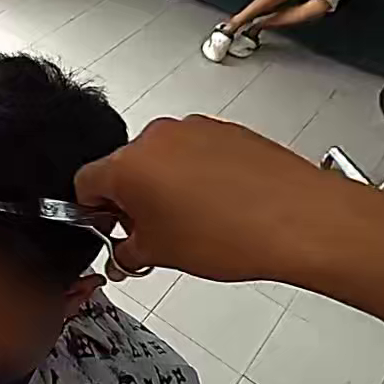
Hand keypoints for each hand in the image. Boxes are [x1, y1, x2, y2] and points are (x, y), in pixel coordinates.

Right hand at [74, 115, 381, 284]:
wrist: (299, 219)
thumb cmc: (235, 232)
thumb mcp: (162, 254)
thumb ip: (128, 251)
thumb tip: (125, 251)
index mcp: (129, 164)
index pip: (85, 182)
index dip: (92, 211)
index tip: (108, 227)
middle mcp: (157, 137)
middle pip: (123, 167)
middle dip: (130, 201)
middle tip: (150, 233)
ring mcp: (193, 129)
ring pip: (160, 159)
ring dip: (163, 188)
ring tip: (191, 224)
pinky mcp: (223, 130)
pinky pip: (193, 152)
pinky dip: (194, 176)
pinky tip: (215, 207)